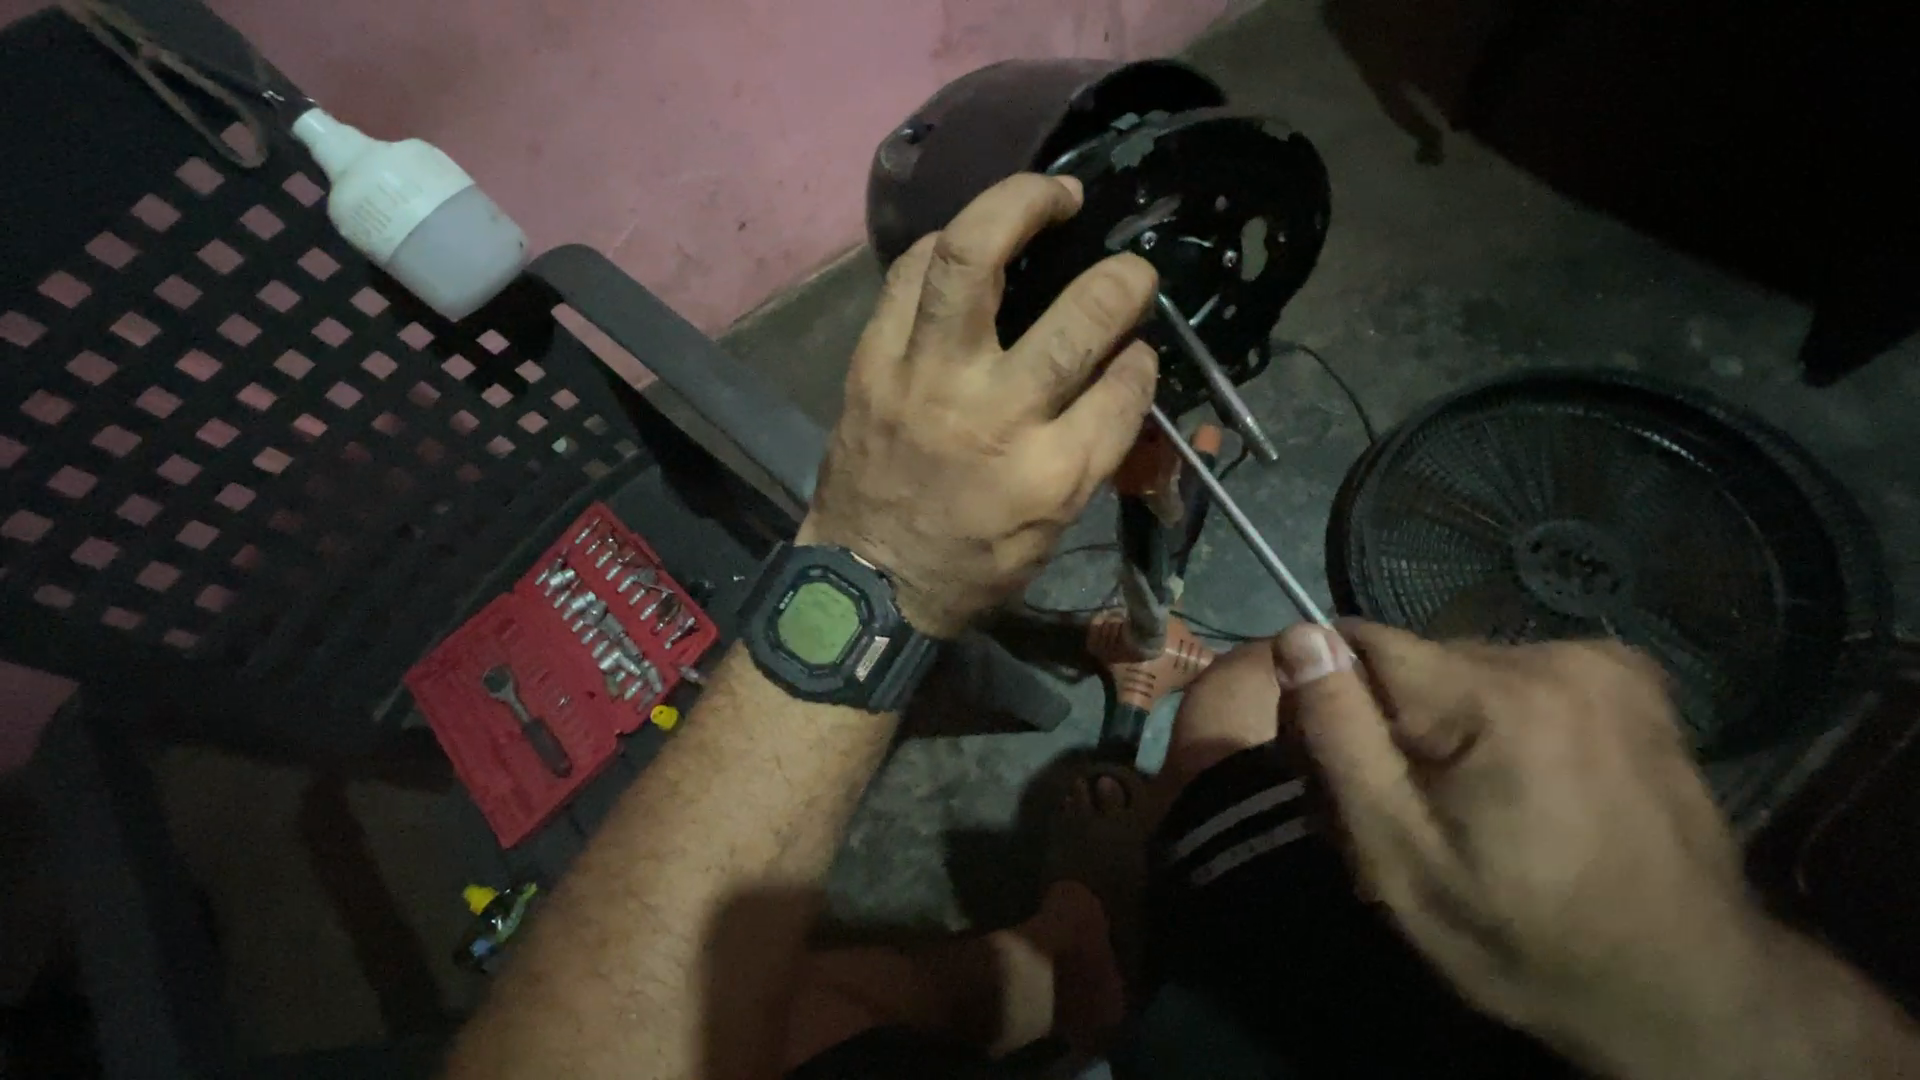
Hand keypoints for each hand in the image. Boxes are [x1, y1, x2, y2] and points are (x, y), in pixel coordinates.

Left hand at [799, 174, 1159, 637]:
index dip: (1141, 360)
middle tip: (1129, 269)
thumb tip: (1122, 369)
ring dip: (1020, 205)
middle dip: (1120, 282)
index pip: (1124, 388)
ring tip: (1051, 194)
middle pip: (1077, 319)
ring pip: (970, 260)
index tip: (1139, 350)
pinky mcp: (871, 363)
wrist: (867, 580)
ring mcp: (923, 380)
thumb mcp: (1052, 528)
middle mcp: (991, 416)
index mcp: (1047, 473)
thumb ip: (1094, 448)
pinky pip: (907, 276)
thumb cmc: (971, 565)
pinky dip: (945, 245)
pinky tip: (971, 241)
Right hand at [1272, 622, 1763, 1070]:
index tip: (1337, 769)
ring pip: (1456, 666)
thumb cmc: (1518, 937)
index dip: (1327, 698)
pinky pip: (1512, 673)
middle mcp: (1555, 658)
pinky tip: (1513, 776)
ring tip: (1459, 800)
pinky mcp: (1630, 679)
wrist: (1688, 991)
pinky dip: (1490, 714)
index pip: (1358, 643)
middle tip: (1397, 804)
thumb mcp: (1395, 854)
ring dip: (1436, 719)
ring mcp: (1605, 664)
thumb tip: (1299, 635)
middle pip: (1409, 658)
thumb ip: (1338, 736)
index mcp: (1497, 699)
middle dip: (1383, 716)